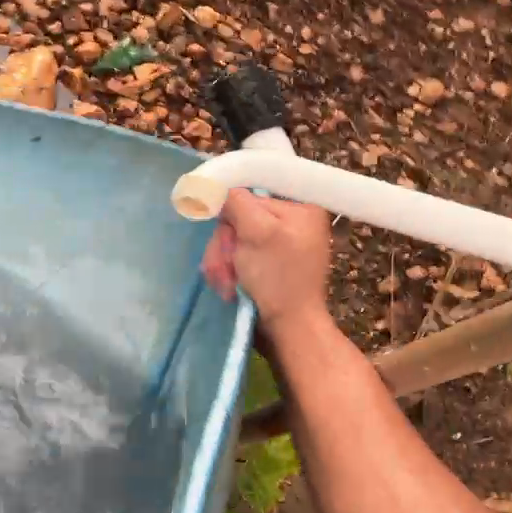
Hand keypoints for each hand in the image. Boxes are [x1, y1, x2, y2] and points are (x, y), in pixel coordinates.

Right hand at [199, 189, 332, 334]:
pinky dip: (226, 269)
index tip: (220, 226)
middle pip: (237, 217)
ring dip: (221, 260)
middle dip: (225, 244)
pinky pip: (233, 253)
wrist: (286, 327)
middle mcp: (291, 221)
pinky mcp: (264, 262)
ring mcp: (277, 243)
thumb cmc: (278, 278)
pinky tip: (229, 284)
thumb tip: (210, 185)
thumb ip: (236, 203)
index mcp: (301, 207)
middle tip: (226, 266)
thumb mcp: (258, 233)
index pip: (251, 191)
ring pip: (231, 238)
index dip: (229, 208)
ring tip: (226, 280)